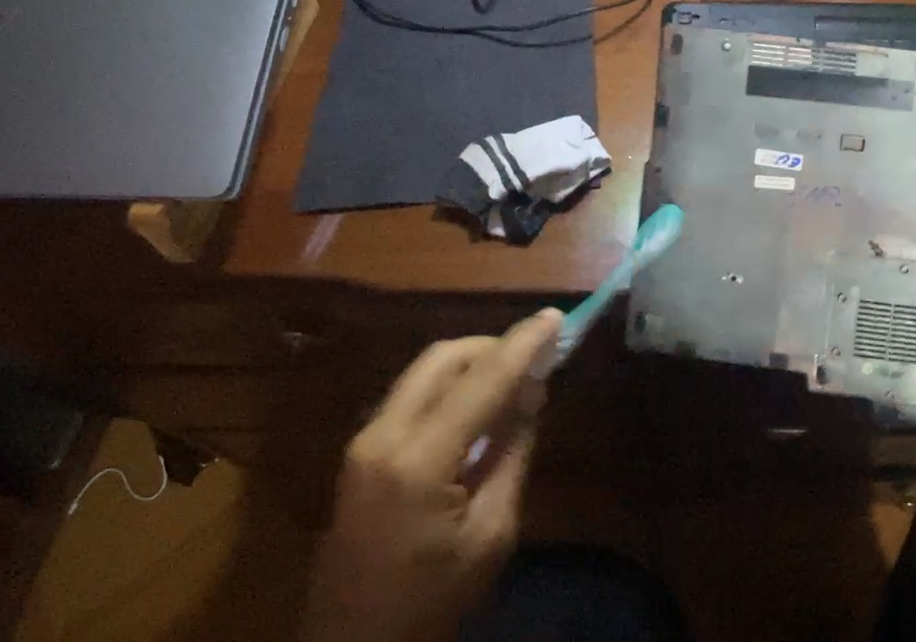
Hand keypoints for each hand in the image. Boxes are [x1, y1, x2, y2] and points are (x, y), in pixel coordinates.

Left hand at [301, 310, 561, 641]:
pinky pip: (411, 395)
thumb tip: (531, 392)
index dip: (523, 345)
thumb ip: (511, 452)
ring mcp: (363, 441)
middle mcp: (382, 434)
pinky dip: (449, 386)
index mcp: (418, 460)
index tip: (555, 317)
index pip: (481, 381)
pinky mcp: (360, 451)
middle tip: (536, 355)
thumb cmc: (432, 599)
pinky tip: (477, 405)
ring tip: (513, 377)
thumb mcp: (491, 533)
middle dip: (493, 347)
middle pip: (442, 359)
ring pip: (423, 372)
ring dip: (470, 363)